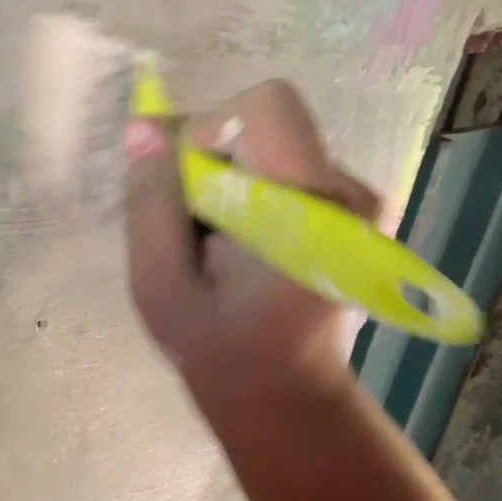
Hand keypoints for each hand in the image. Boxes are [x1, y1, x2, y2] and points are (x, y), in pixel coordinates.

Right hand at [123, 80, 380, 400]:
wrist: (283, 394)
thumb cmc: (216, 347)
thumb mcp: (159, 282)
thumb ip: (152, 202)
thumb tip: (143, 127)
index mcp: (307, 205)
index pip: (265, 106)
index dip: (209, 130)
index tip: (184, 186)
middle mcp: (348, 189)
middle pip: (264, 130)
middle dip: (213, 167)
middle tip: (190, 231)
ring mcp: (358, 201)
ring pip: (272, 152)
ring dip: (228, 187)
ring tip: (213, 250)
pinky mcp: (353, 212)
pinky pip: (286, 175)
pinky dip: (250, 200)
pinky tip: (238, 252)